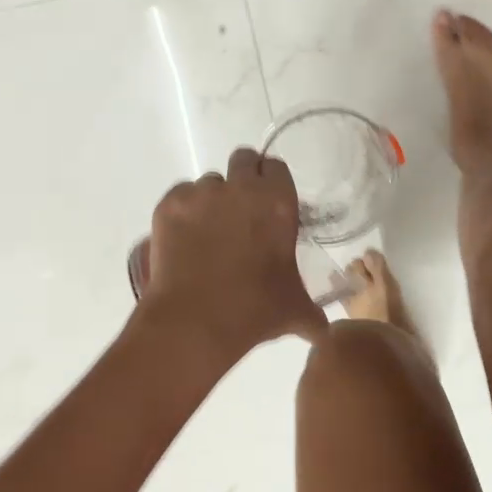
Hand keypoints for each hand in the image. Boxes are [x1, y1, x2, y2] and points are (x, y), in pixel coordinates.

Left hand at [139, 148, 326, 359]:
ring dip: (212, 199)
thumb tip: (323, 331)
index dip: (271, 182)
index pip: (276, 168)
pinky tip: (184, 240)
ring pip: (209, 182)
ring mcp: (202, 193)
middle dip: (242, 177)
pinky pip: (180, 196)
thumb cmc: (255, 310)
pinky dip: (183, 212)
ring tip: (208, 233)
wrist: (195, 322)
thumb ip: (312, 314)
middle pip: (243, 159)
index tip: (267, 203)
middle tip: (240, 211)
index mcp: (277, 202)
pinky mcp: (169, 205)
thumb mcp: (294, 311)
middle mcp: (241, 187)